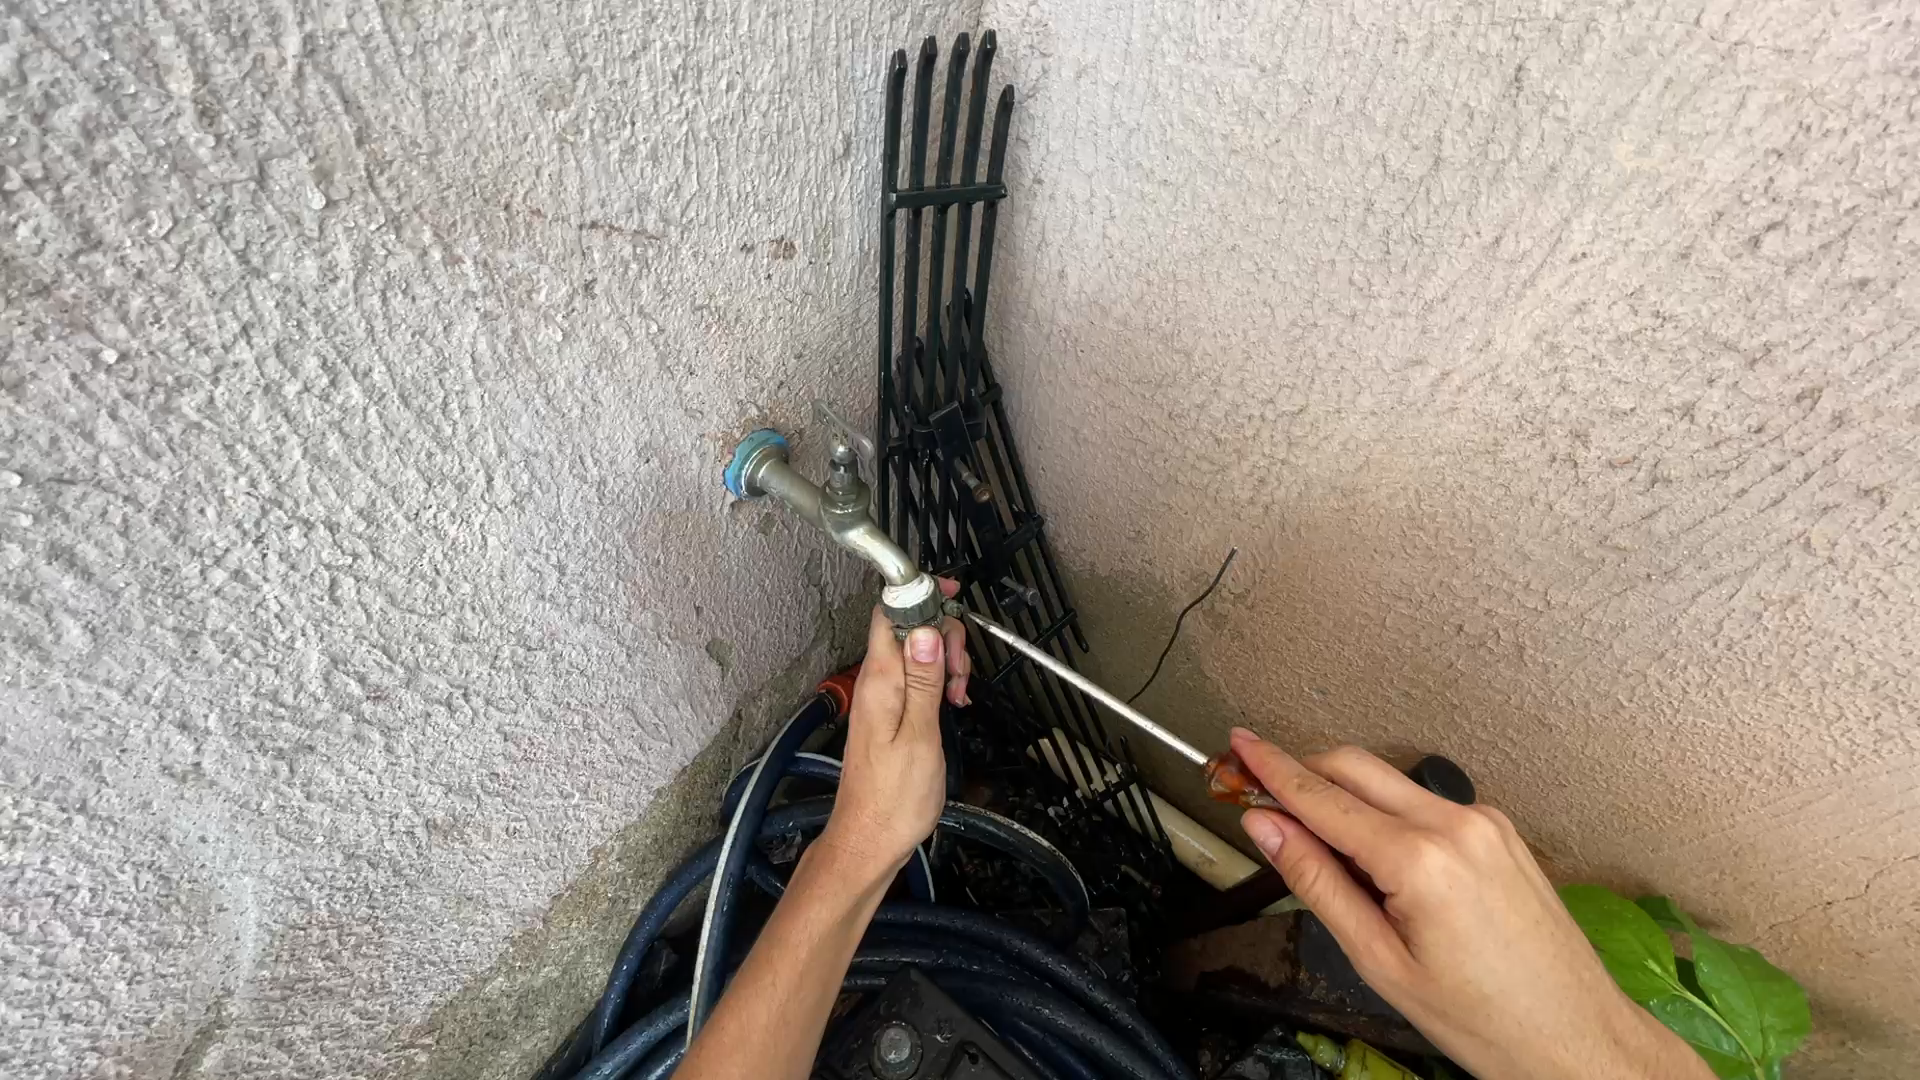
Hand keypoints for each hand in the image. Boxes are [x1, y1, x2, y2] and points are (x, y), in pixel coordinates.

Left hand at [820, 579, 968, 873]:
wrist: (869, 841)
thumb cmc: (893, 799)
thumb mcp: (919, 737)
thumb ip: (923, 681)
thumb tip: (925, 630)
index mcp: (880, 680)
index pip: (890, 613)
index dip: (919, 595)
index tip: (949, 596)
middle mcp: (876, 681)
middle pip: (909, 628)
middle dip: (943, 636)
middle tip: (958, 672)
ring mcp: (882, 695)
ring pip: (917, 652)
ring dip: (944, 662)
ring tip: (956, 694)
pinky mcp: (891, 711)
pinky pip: (916, 678)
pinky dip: (938, 682)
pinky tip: (950, 702)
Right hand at [1230, 729, 1713, 1079]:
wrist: (1588, 1044)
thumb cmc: (1481, 1020)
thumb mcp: (1378, 960)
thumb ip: (1314, 880)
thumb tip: (1264, 825)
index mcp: (1419, 860)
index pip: (1321, 796)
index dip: (1270, 767)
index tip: (1238, 743)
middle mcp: (1452, 823)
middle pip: (1350, 765)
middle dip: (1301, 770)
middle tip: (1263, 791)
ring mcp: (1480, 819)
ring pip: (1383, 777)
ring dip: (1339, 792)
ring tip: (1322, 844)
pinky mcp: (1494, 826)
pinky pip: (1416, 798)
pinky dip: (1379, 809)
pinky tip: (1377, 855)